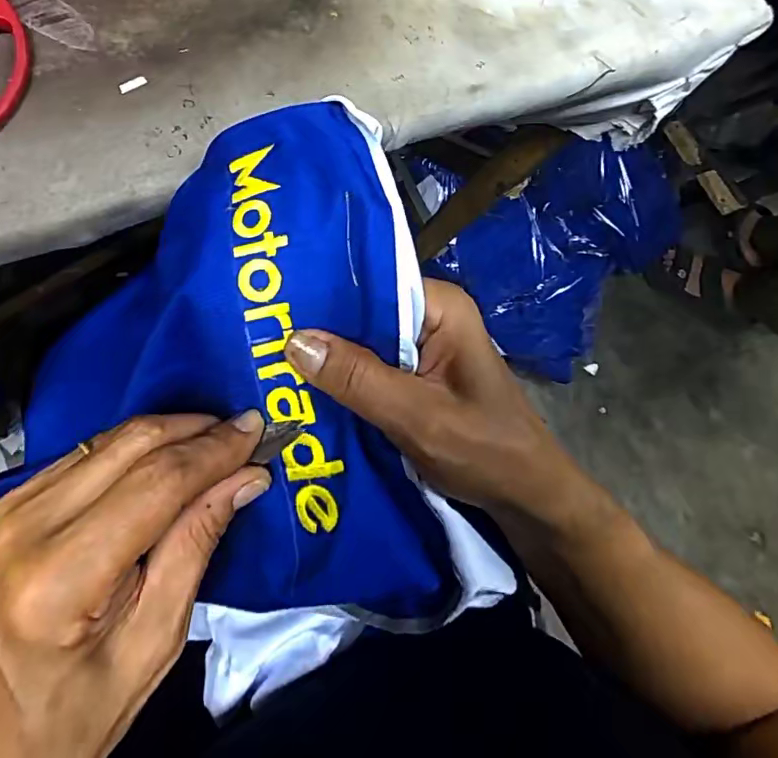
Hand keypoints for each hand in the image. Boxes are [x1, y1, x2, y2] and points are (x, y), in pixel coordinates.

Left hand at [0, 413, 272, 757]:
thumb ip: (198, 544)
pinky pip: (97, 448)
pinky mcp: (15, 500)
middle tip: (249, 433)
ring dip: (179, 431)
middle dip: (204, 431)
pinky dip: (146, 443)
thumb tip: (248, 476)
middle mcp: (27, 530)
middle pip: (137, 445)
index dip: (217, 451)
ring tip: (222, 445)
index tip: (261, 433)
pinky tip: (177, 456)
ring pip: (119, 437)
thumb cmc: (81, 704)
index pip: (158, 483)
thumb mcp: (158, 636)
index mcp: (60, 578)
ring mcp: (14, 509)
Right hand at [282, 279, 592, 524]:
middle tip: (253, 338)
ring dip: (328, 358)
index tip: (269, 305)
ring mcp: (426, 347)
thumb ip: (359, 378)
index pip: (374, 284)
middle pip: (366, 313)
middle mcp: (433, 316)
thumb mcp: (417, 416)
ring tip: (263, 362)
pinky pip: (374, 367)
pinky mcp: (419, 376)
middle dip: (319, 329)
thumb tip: (293, 339)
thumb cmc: (484, 449)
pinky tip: (302, 391)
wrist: (525, 492)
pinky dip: (345, 380)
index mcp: (443, 307)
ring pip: (365, 343)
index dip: (324, 295)